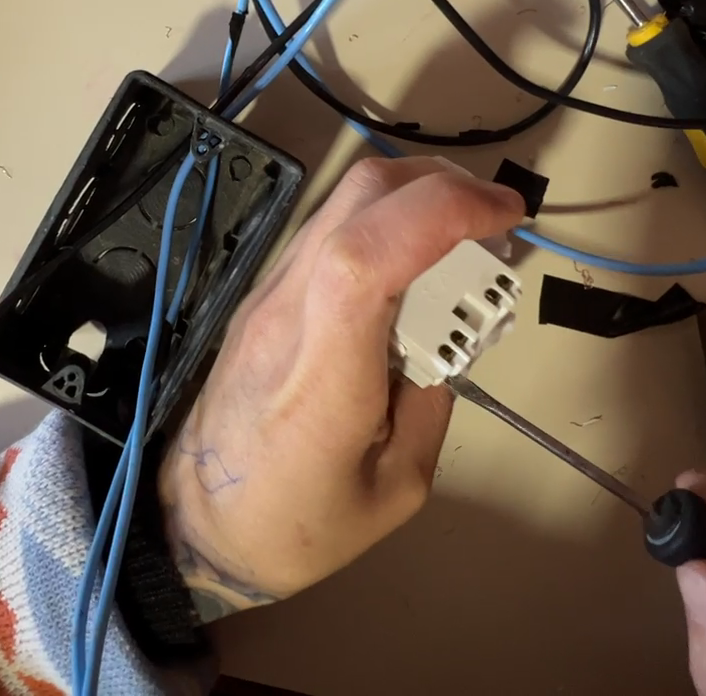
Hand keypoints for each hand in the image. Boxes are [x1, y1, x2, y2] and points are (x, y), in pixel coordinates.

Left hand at [157, 157, 525, 620]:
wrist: (201, 518)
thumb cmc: (298, 522)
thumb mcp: (396, 486)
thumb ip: (432, 399)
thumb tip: (449, 328)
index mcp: (323, 375)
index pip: (363, 258)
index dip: (440, 211)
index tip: (504, 214)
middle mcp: (286, 313)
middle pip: (354, 200)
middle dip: (439, 182)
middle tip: (492, 215)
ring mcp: (266, 294)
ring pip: (339, 202)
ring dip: (410, 194)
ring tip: (459, 233)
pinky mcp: (262, 292)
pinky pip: (325, 229)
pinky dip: (379, 219)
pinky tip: (410, 258)